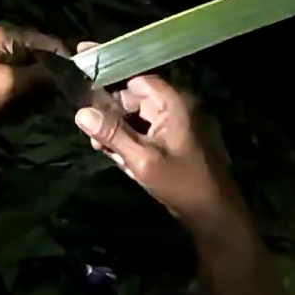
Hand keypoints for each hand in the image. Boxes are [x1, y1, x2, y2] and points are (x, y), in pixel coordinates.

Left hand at [0, 26, 61, 138]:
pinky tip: (10, 115)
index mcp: (8, 36)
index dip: (68, 62)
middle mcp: (4, 45)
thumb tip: (72, 74)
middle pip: (42, 62)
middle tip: (47, 103)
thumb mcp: (12, 84)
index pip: (51, 43)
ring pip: (31, 79)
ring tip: (22, 110)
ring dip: (32, 98)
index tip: (81, 84)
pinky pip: (17, 91)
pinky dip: (18, 103)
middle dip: (47, 84)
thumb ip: (44, 76)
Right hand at [70, 56, 253, 244]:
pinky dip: (128, 144)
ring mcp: (172, 125)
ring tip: (109, 155)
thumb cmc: (181, 183)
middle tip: (94, 139)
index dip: (108, 79)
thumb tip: (81, 112)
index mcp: (172, 103)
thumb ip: (112, 134)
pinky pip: (141, 133)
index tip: (82, 81)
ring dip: (117, 134)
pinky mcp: (169, 141)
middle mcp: (173, 107)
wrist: (213, 215)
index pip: (134, 79)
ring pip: (132, 118)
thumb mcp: (142, 159)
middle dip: (109, 116)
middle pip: (130, 100)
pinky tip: (123, 163)